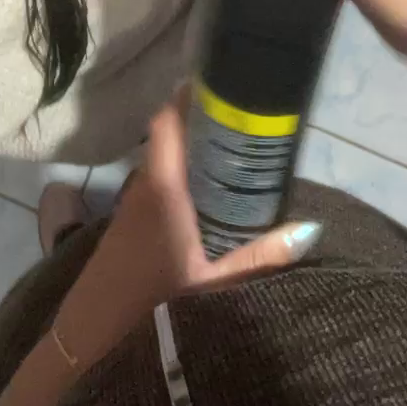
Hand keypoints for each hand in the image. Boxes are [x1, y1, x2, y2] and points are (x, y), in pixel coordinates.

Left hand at [53, 97, 317, 361]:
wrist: (98, 323)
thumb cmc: (158, 297)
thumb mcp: (217, 281)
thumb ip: (262, 256)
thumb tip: (308, 229)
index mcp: (164, 186)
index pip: (167, 122)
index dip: (187, 96)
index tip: (218, 82)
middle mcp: (145, 180)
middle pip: (167, 132)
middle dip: (199, 117)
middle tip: (238, 112)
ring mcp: (133, 195)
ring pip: (161, 153)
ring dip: (188, 142)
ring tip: (229, 140)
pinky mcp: (129, 211)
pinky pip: (156, 173)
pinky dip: (178, 166)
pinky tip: (204, 182)